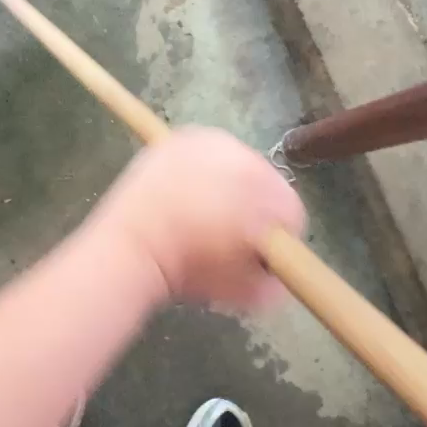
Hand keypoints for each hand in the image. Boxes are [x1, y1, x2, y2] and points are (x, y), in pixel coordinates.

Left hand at [83, 127, 305, 310]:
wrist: (134, 243)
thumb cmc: (191, 267)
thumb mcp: (247, 291)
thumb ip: (276, 281)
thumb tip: (277, 271)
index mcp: (266, 190)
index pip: (291, 210)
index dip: (281, 234)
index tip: (263, 251)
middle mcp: (244, 155)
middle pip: (266, 181)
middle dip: (257, 205)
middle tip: (235, 232)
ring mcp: (211, 139)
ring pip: (239, 163)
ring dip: (233, 184)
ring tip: (210, 211)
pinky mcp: (184, 135)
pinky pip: (208, 152)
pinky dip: (206, 168)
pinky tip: (191, 190)